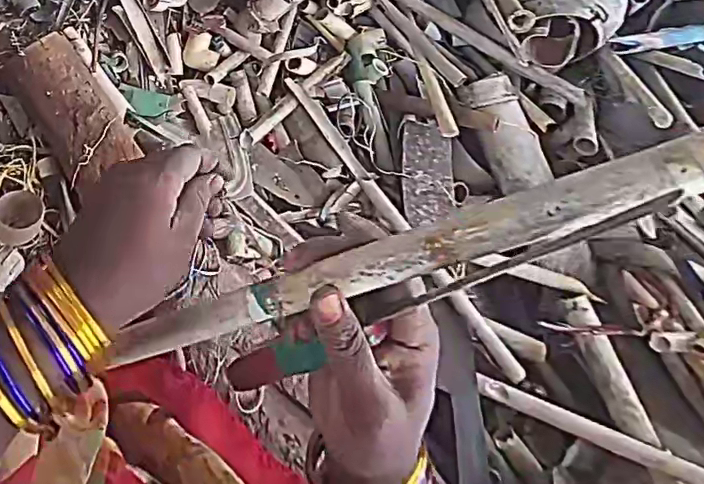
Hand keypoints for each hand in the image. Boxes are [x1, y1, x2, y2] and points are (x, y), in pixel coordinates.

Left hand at [53, 146, 223, 328]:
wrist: (78, 294)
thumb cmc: (137, 275)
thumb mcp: (180, 242)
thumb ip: (198, 202)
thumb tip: (210, 179)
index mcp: (156, 176)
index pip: (191, 153)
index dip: (210, 165)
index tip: (222, 185)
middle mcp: (132, 168)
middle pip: (172, 160)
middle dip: (194, 180)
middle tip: (211, 211)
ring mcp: (113, 179)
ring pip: (154, 172)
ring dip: (174, 189)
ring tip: (190, 224)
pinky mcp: (101, 193)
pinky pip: (136, 184)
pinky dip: (154, 195)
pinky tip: (163, 223)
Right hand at [285, 220, 438, 483]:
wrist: (362, 466)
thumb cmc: (383, 442)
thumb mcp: (369, 400)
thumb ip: (348, 348)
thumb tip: (328, 299)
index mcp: (414, 327)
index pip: (397, 270)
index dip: (369, 250)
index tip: (338, 241)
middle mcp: (389, 313)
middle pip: (361, 263)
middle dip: (327, 260)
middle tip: (299, 265)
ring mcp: (360, 316)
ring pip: (334, 274)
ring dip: (307, 279)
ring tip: (290, 299)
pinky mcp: (334, 324)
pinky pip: (312, 297)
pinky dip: (295, 301)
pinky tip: (289, 320)